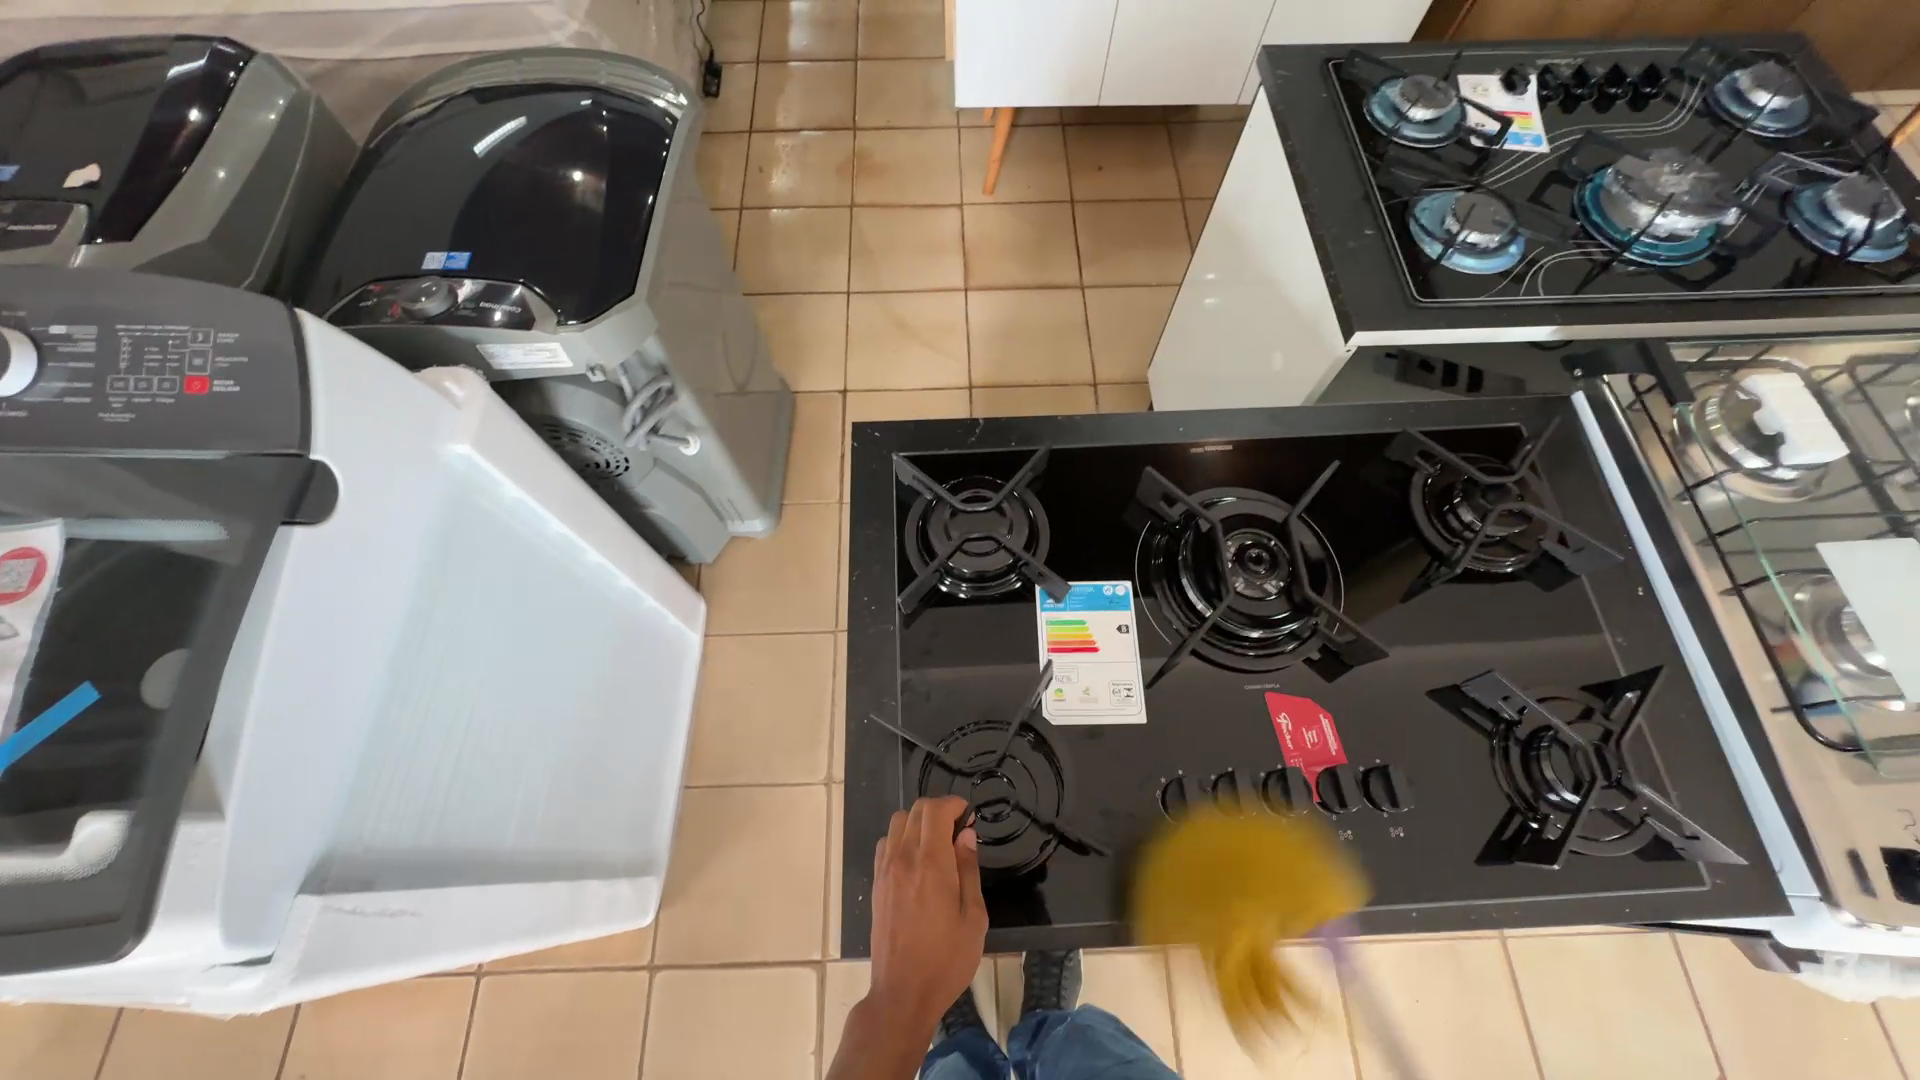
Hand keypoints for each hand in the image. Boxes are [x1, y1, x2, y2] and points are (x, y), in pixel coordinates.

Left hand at [867, 795, 987, 1030]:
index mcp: (931, 865)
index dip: (953, 804)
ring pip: (897, 823)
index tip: (968, 815)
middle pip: (915, 811)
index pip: (935, 810)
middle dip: (939, 810)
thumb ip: (969, 870)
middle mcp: (904, 859)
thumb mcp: (974, 918)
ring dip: (918, 823)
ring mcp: (885, 871)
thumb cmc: (947, 960)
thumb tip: (966, 835)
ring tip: (937, 844)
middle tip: (958, 829)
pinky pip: (885, 844)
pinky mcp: (876, 885)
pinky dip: (901, 839)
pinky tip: (916, 861)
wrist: (903, 993)